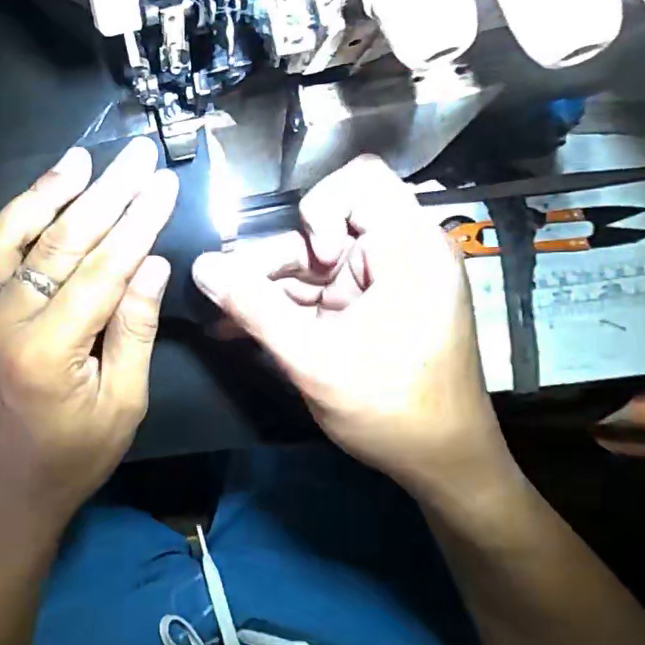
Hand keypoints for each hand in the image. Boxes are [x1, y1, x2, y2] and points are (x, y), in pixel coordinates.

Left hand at [0, 139, 178, 539]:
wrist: (16, 489)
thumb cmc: (79, 454)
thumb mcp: (125, 403)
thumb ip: (135, 330)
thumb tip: (152, 262)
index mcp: (48, 352)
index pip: (101, 270)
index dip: (137, 223)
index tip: (163, 183)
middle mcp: (1, 327)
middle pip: (56, 244)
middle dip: (102, 194)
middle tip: (135, 156)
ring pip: (1, 242)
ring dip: (40, 197)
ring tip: (76, 162)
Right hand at [191, 156, 512, 505]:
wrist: (442, 464)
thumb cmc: (391, 410)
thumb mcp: (313, 358)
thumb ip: (254, 308)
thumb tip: (202, 267)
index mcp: (409, 249)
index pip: (360, 179)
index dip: (320, 206)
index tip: (310, 259)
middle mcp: (401, 254)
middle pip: (325, 227)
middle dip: (276, 264)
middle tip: (233, 296)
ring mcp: (386, 282)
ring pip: (316, 263)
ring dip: (272, 290)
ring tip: (227, 319)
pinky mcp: (373, 308)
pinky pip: (323, 292)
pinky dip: (290, 308)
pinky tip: (248, 328)